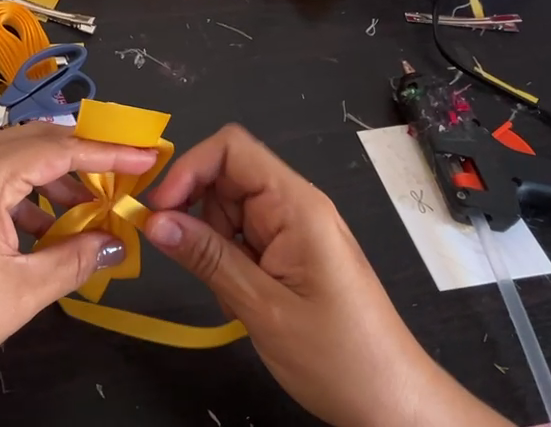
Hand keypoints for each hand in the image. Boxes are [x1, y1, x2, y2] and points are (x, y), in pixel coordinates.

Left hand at [0, 123, 158, 407]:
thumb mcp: (21, 293)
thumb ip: (74, 259)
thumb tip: (116, 243)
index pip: (57, 147)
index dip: (107, 150)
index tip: (148, 155)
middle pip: (36, 142)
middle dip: (83, 158)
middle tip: (126, 177)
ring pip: (15, 159)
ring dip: (56, 180)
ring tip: (94, 211)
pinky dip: (28, 196)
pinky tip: (51, 228)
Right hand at [144, 125, 510, 426]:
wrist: (397, 406)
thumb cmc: (340, 358)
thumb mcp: (264, 309)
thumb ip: (208, 259)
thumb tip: (153, 221)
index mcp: (296, 204)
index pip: (231, 149)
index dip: (189, 167)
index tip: (158, 209)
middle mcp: (294, 205)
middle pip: (225, 177)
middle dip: (197, 212)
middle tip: (186, 258)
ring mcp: (293, 229)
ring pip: (228, 209)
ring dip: (212, 243)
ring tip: (228, 293)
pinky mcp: (291, 253)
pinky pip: (242, 237)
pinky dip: (227, 261)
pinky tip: (240, 299)